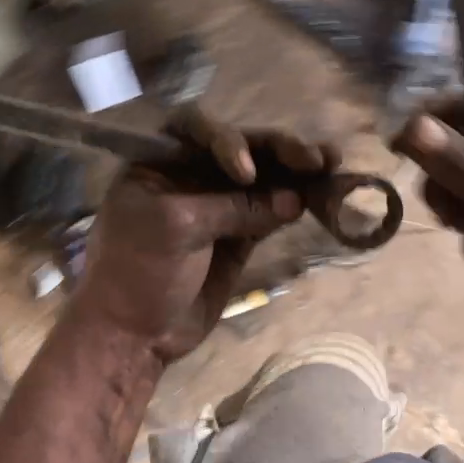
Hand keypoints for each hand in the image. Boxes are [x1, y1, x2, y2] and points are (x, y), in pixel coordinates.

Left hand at [70, 112, 338, 362]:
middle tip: (314, 158)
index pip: (198, 128)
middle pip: (243, 148)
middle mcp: (192, 174)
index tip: (246, 172)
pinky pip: (273, 211)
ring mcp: (219, 206)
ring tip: (331, 163)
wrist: (132, 334)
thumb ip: (234, 207)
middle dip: (278, 149)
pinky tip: (324, 194)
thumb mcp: (177, 227)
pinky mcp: (240, 236)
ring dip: (297, 170)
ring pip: (265, 178)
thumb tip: (296, 198)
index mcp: (160, 162)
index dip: (228, 140)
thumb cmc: (137, 270)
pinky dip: (298, 203)